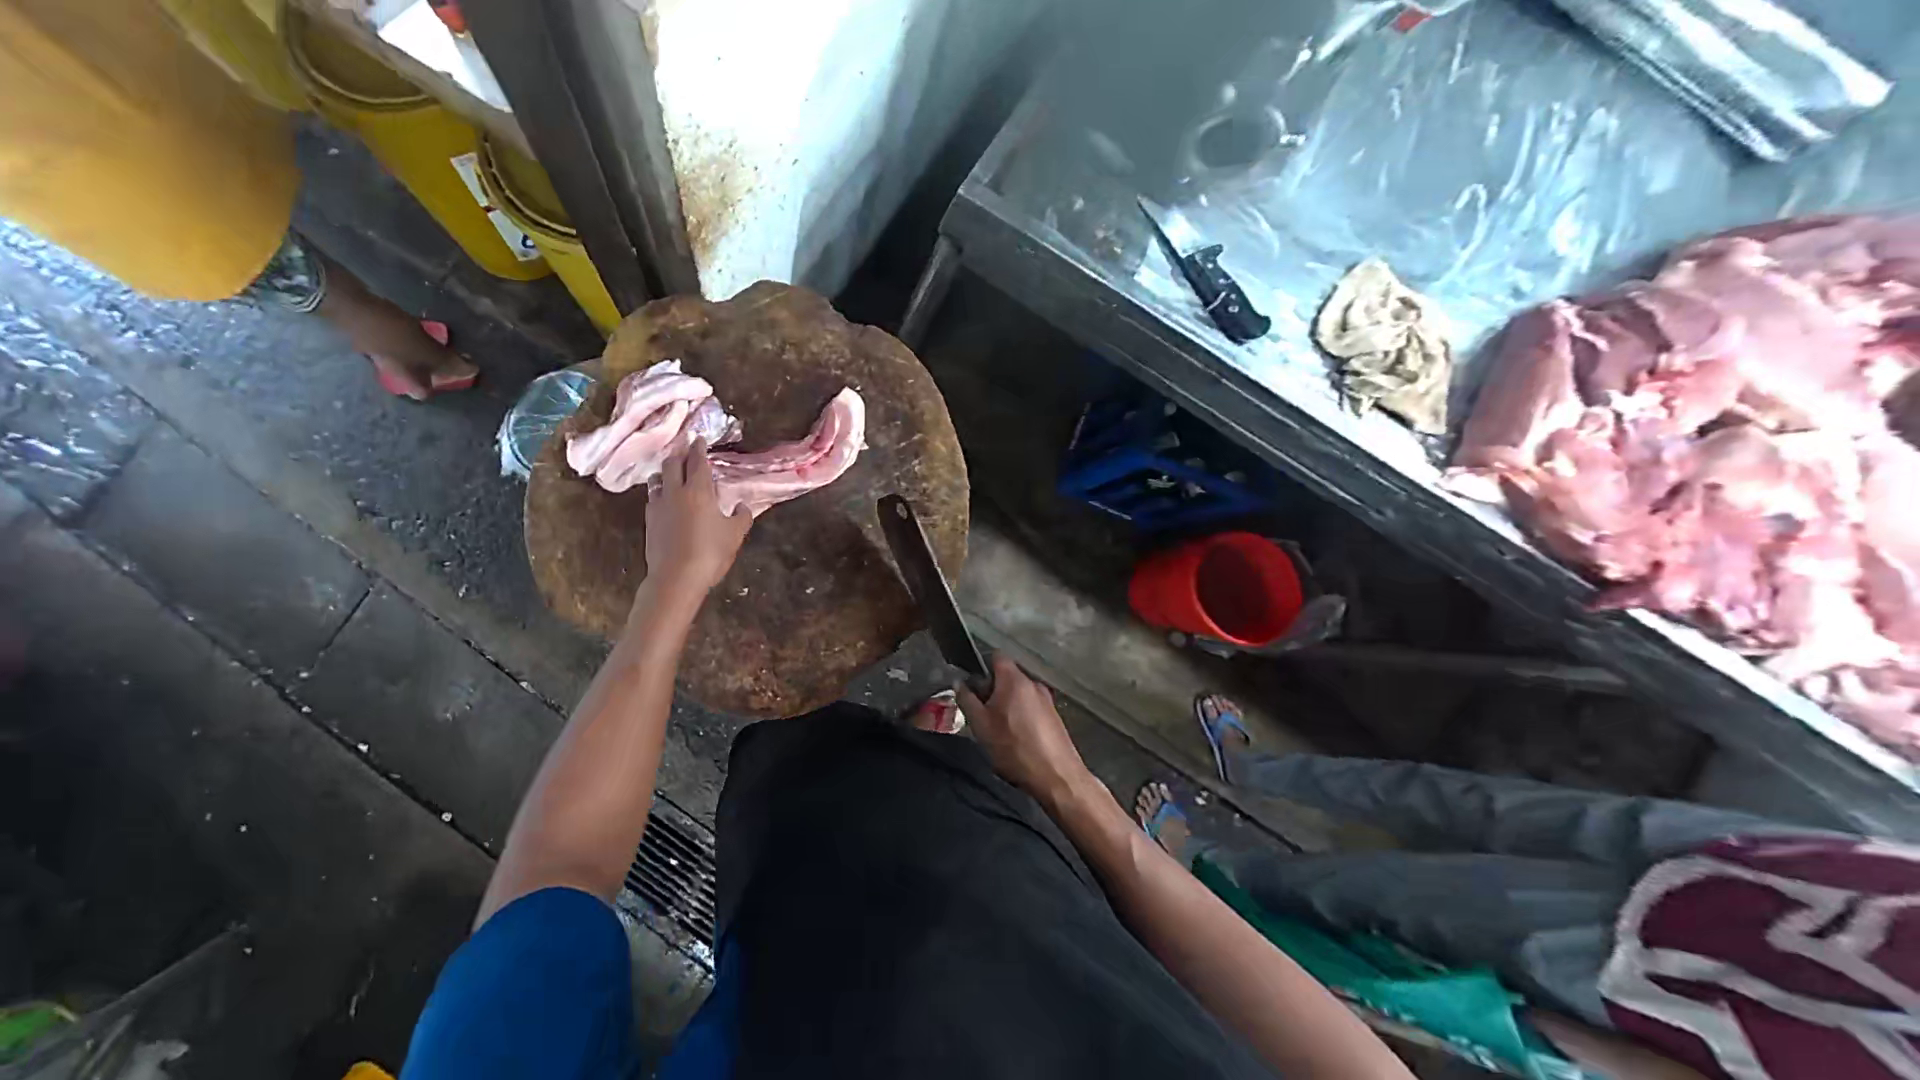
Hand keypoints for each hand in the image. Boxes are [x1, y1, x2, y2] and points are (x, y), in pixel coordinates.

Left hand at [642, 440, 751, 608]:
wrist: (676, 577)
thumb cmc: (711, 552)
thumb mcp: (735, 534)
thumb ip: (742, 516)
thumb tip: (742, 506)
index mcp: (699, 490)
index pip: (697, 461)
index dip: (699, 448)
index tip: (699, 439)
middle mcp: (675, 492)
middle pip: (672, 464)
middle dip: (679, 454)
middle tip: (685, 451)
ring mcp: (658, 506)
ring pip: (658, 479)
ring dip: (666, 472)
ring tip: (673, 474)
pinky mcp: (649, 521)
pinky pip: (653, 498)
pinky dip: (660, 492)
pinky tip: (666, 500)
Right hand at [955, 655, 1092, 803]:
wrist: (1056, 776)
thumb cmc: (1014, 748)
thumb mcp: (980, 725)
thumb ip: (967, 700)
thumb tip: (959, 682)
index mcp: (1014, 680)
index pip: (996, 656)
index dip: (981, 668)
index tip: (972, 688)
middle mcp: (1033, 684)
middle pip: (1007, 676)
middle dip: (992, 691)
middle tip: (982, 715)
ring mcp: (1046, 700)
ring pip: (1019, 694)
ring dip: (1007, 706)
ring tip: (999, 731)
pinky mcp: (1054, 716)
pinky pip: (1031, 707)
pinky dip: (1021, 717)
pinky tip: (1017, 739)